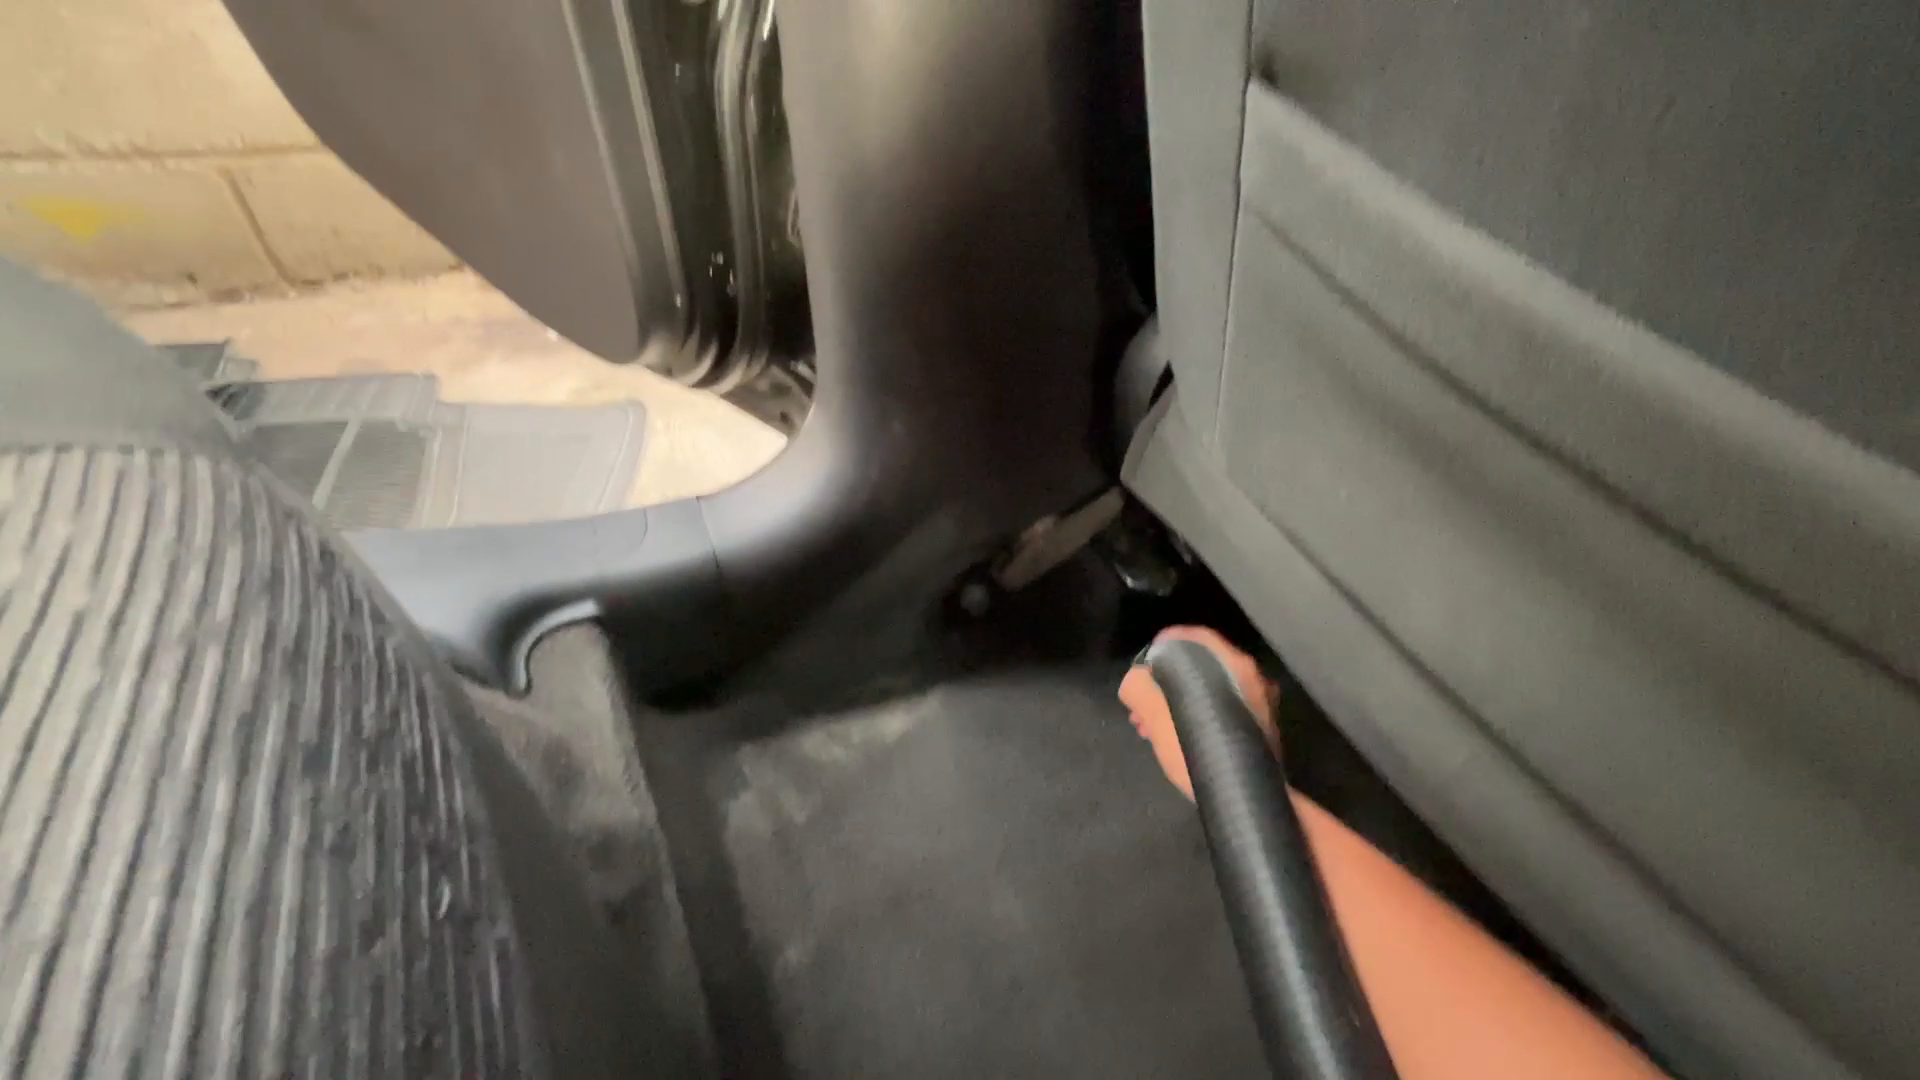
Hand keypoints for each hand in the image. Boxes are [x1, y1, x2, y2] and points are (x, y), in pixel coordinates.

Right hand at [1118, 626, 1279, 797]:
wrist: (1245, 800)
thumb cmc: (1200, 751)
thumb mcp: (1156, 717)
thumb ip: (1139, 688)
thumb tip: (1135, 680)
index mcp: (1231, 664)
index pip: (1193, 636)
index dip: (1163, 644)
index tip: (1143, 663)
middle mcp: (1251, 677)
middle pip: (1200, 665)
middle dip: (1165, 681)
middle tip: (1141, 702)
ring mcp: (1260, 703)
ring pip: (1209, 689)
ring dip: (1176, 701)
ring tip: (1149, 725)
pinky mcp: (1260, 728)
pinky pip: (1221, 708)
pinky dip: (1196, 714)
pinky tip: (1174, 737)